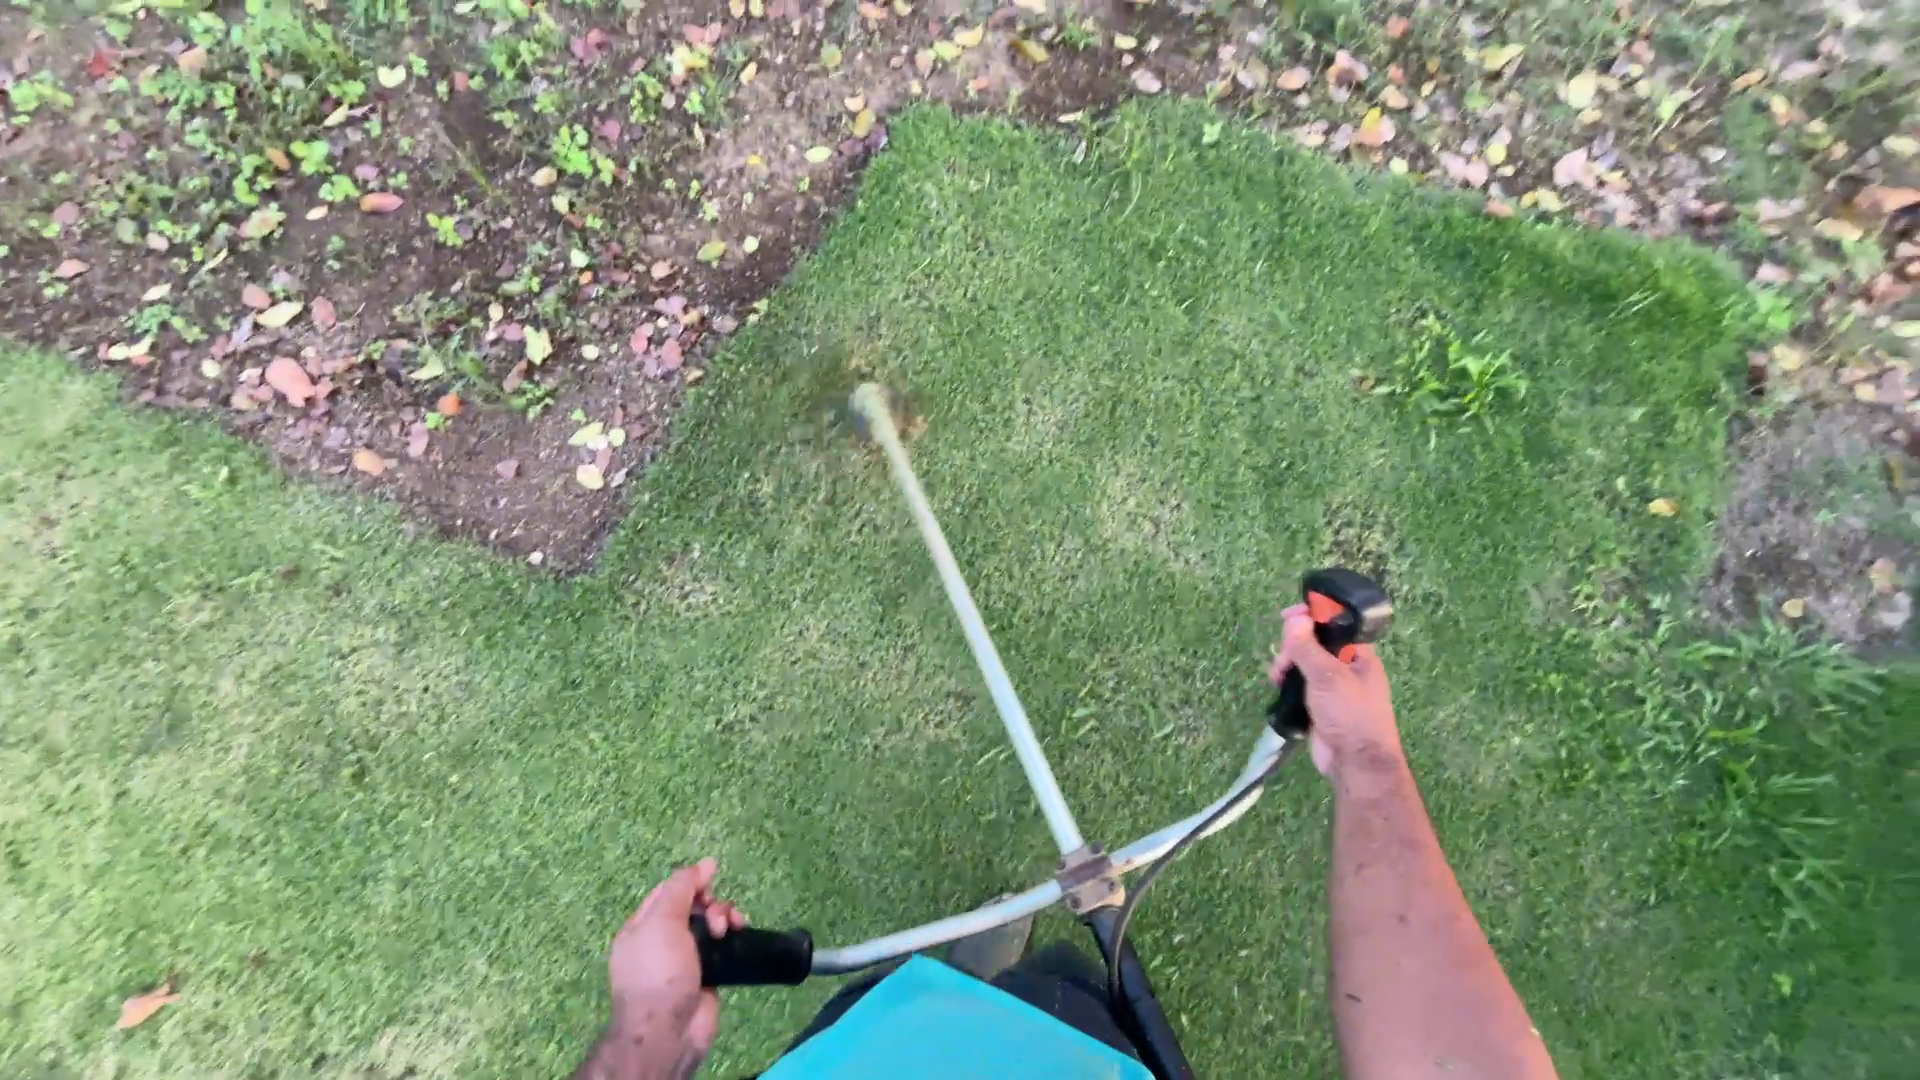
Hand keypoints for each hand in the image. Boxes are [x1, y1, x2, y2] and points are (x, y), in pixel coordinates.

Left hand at [585, 858, 746, 1079]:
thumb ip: (682, 887)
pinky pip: (723, 945)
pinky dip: (733, 936)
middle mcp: (662, 941)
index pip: (669, 892)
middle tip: (716, 917)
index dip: (691, 882)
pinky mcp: (708, 973)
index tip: (712, 877)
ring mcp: (685, 959)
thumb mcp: (662, 920)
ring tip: (728, 929)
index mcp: (642, 928)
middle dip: (710, 903)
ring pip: (711, 923)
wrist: (669, 1031)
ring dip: (724, 917)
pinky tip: (740, 934)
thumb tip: (707, 863)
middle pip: (693, 906)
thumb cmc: (658, 971)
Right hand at [1268, 603, 1400, 779]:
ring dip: (1287, 663)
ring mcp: (1332, 685)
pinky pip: (1299, 682)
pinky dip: (1287, 680)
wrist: (1355, 762)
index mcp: (1359, 655)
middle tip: (1283, 659)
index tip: (1286, 616)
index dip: (1311, 615)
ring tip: (1277, 676)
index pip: (1334, 623)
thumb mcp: (1327, 676)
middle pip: (1314, 641)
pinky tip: (1278, 685)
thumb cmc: (1350, 714)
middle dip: (1293, 645)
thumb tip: (1295, 618)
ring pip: (1303, 662)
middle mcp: (1347, 666)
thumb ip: (1308, 647)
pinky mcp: (1318, 702)